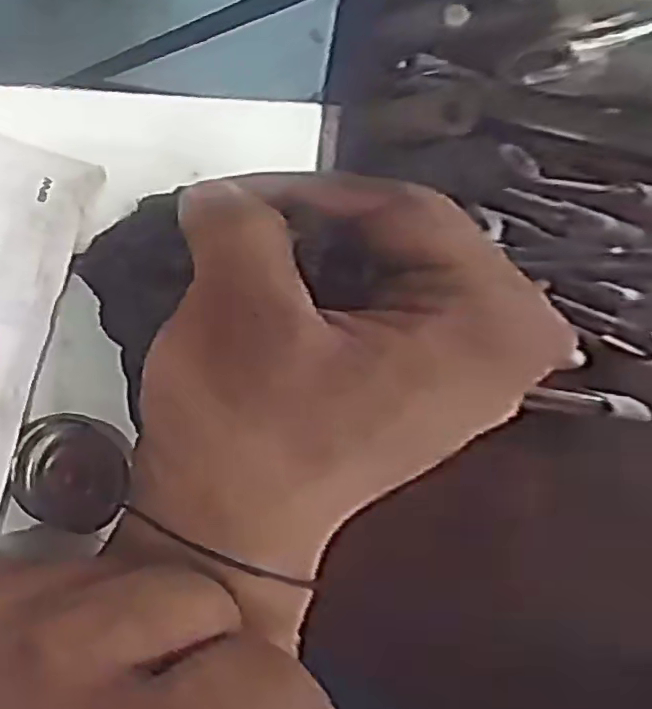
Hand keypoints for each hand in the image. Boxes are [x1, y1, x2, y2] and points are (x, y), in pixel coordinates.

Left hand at [0, 555, 388, 708]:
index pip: (282, 678)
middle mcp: (82, 670)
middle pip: (202, 598)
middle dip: (208, 651)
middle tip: (176, 706)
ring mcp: (17, 619)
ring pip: (134, 569)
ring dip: (141, 618)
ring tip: (120, 679)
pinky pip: (64, 562)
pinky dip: (77, 603)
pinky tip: (67, 658)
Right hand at [116, 175, 572, 645]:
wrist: (220, 517)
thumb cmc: (243, 419)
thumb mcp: (236, 308)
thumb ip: (235, 228)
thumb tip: (216, 192)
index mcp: (490, 320)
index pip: (403, 208)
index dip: (300, 190)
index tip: (220, 197)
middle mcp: (493, 342)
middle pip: (389, 239)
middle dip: (291, 225)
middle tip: (215, 227)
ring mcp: (443, 369)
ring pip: (362, 271)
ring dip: (283, 256)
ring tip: (216, 258)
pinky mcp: (390, 384)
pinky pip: (349, 308)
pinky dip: (291, 290)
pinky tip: (239, 297)